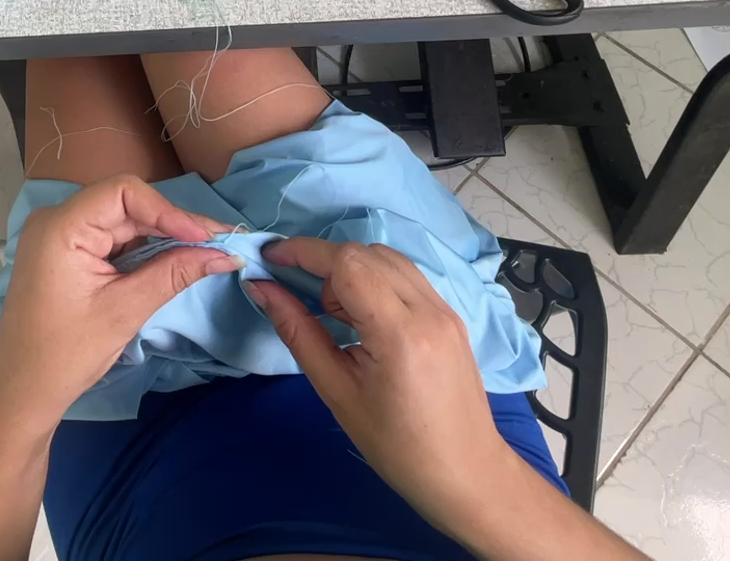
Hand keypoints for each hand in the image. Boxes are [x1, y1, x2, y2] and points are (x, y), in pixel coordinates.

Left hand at [0, 174, 242, 434]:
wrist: (22, 392)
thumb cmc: (66, 354)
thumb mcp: (124, 311)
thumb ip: (173, 274)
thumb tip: (223, 254)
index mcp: (61, 226)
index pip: (122, 192)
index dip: (168, 209)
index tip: (204, 237)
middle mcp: (56, 218)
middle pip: (124, 204)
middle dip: (172, 223)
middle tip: (218, 243)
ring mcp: (59, 234)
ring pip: (121, 220)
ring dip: (161, 235)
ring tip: (204, 250)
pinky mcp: (66, 251)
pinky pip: (110, 237)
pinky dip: (142, 247)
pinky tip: (173, 257)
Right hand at [246, 239, 520, 529]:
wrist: (468, 477)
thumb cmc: (396, 445)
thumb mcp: (335, 391)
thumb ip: (296, 330)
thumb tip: (261, 287)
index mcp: (400, 333)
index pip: (347, 263)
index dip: (304, 251)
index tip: (271, 258)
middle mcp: (428, 309)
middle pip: (364, 253)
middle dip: (322, 261)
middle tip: (301, 294)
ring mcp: (444, 309)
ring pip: (384, 257)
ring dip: (348, 267)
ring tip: (333, 308)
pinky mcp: (449, 314)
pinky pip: (403, 274)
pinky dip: (372, 276)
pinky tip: (361, 311)